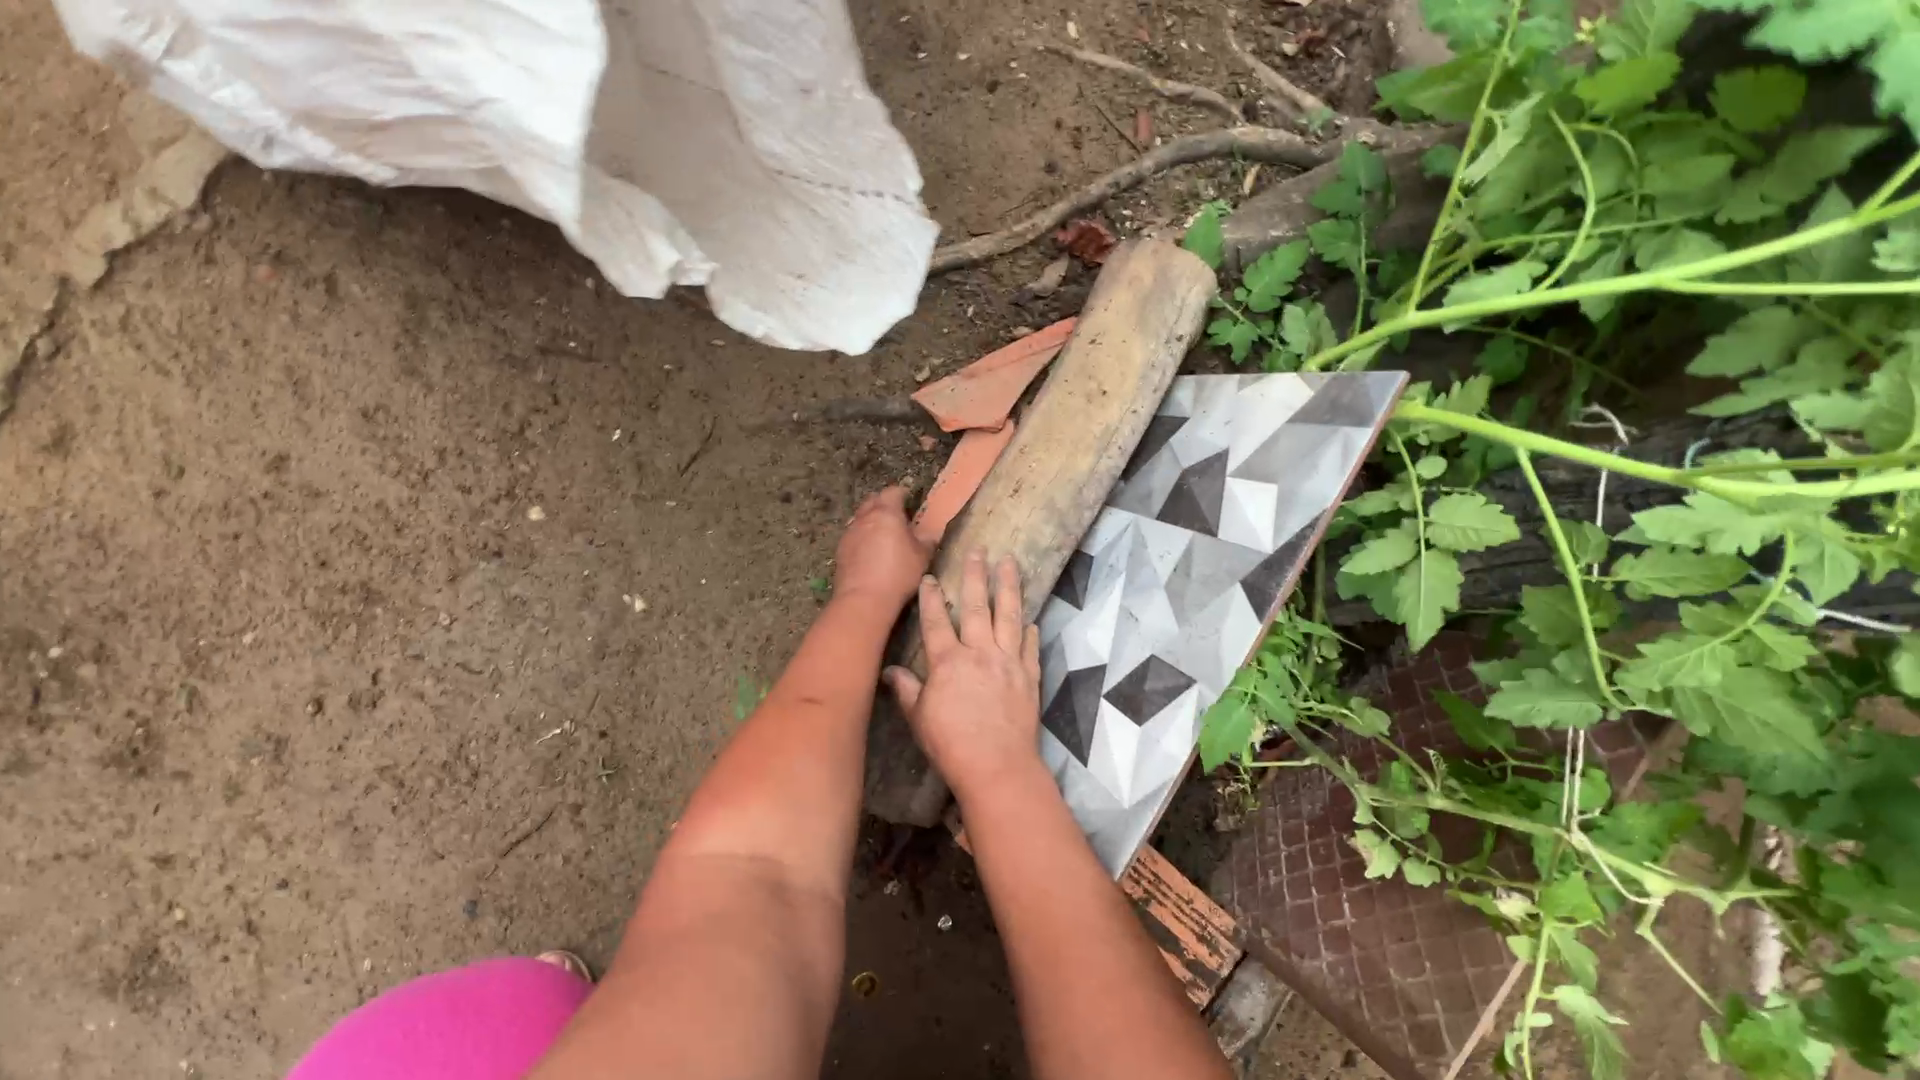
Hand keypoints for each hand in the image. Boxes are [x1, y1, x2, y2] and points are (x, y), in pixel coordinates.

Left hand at [833, 487, 936, 609]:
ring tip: (882, 533)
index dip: (902, 494)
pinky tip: (869, 551)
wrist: (864, 598)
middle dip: (884, 503)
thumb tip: (930, 531)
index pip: (893, 492)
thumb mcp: (922, 556)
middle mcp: (865, 517)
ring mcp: (850, 533)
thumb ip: (927, 539)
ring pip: (860, 517)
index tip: (910, 500)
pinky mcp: (840, 550)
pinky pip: (853, 535)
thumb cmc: (898, 573)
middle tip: (896, 515)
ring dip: (871, 520)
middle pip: (872, 500)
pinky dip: (862, 536)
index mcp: (886, 513)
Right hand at [884, 550, 1042, 802]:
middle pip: (977, 607)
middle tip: (979, 550)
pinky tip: (1032, 620)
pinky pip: (1031, 649)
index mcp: (948, 661)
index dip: (932, 598)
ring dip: (1009, 587)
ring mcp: (1008, 663)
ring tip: (1011, 563)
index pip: (936, 621)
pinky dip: (1031, 633)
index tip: (931, 577)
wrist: (997, 765)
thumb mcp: (919, 717)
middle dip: (976, 576)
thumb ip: (907, 690)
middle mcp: (980, 653)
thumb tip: (890, 671)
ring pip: (1009, 617)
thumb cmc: (950, 743)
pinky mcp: (1029, 678)